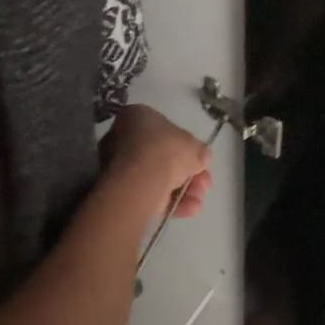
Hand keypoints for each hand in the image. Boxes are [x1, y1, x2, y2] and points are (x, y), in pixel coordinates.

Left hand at [101, 104, 212, 220]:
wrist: (141, 180)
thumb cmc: (165, 150)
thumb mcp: (194, 146)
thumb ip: (199, 151)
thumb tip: (202, 157)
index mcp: (137, 116)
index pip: (164, 131)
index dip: (185, 147)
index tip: (199, 160)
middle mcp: (124, 138)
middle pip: (162, 157)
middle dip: (187, 173)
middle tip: (204, 183)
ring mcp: (120, 166)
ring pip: (157, 178)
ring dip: (183, 190)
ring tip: (199, 199)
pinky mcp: (122, 191)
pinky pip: (150, 193)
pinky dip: (171, 202)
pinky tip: (190, 208)